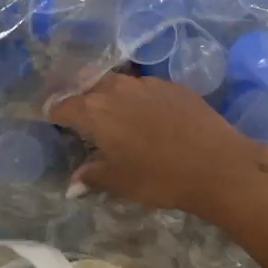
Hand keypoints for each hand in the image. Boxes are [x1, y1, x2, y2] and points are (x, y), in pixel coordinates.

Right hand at [48, 73, 260, 217]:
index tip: (49, 120)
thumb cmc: (159, 177)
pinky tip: (146, 116)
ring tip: (110, 113)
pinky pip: (144, 87)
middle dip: (77, 96)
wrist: (218, 165)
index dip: (52, 113)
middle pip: (86, 85)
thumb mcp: (119, 182)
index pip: (61, 105)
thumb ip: (91, 177)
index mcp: (94, 111)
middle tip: (75, 113)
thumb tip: (71, 184)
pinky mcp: (173, 86)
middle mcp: (115, 89)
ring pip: (116, 83)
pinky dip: (136, 98)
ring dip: (106, 95)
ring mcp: (146, 84)